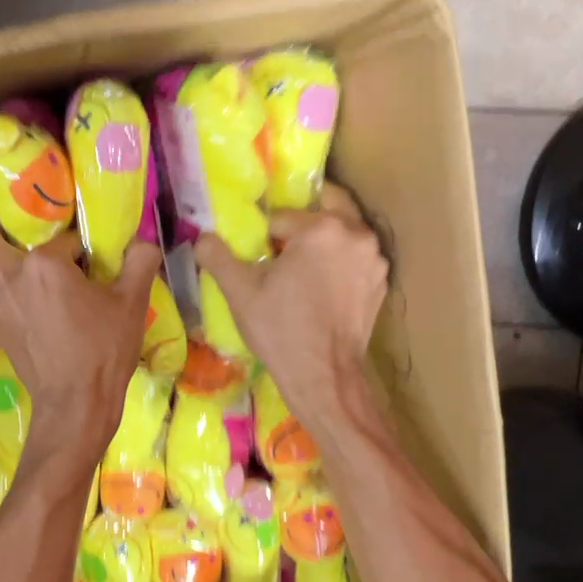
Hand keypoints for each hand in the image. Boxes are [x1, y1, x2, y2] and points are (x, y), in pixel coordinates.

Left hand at [0, 222, 161, 449]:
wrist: (76, 403)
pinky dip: (5, 293)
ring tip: (24, 270)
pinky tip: (32, 307)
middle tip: (26, 243)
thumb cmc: (104, 349)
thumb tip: (142, 244)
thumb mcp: (132, 303)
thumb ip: (139, 262)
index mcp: (43, 264)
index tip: (95, 269)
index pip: (63, 239)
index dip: (81, 251)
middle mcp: (11, 277)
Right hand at [194, 183, 388, 414]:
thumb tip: (202, 238)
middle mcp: (355, 234)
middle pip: (326, 205)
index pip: (282, 216)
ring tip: (301, 264)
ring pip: (345, 230)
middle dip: (303, 217)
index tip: (257, 256)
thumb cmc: (280, 330)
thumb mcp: (240, 292)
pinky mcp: (380, 281)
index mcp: (321, 228)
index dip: (265, 235)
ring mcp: (373, 258)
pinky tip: (320, 284)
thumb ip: (217, 256)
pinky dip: (340, 259)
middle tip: (281, 242)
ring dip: (325, 236)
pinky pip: (356, 256)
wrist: (323, 376)